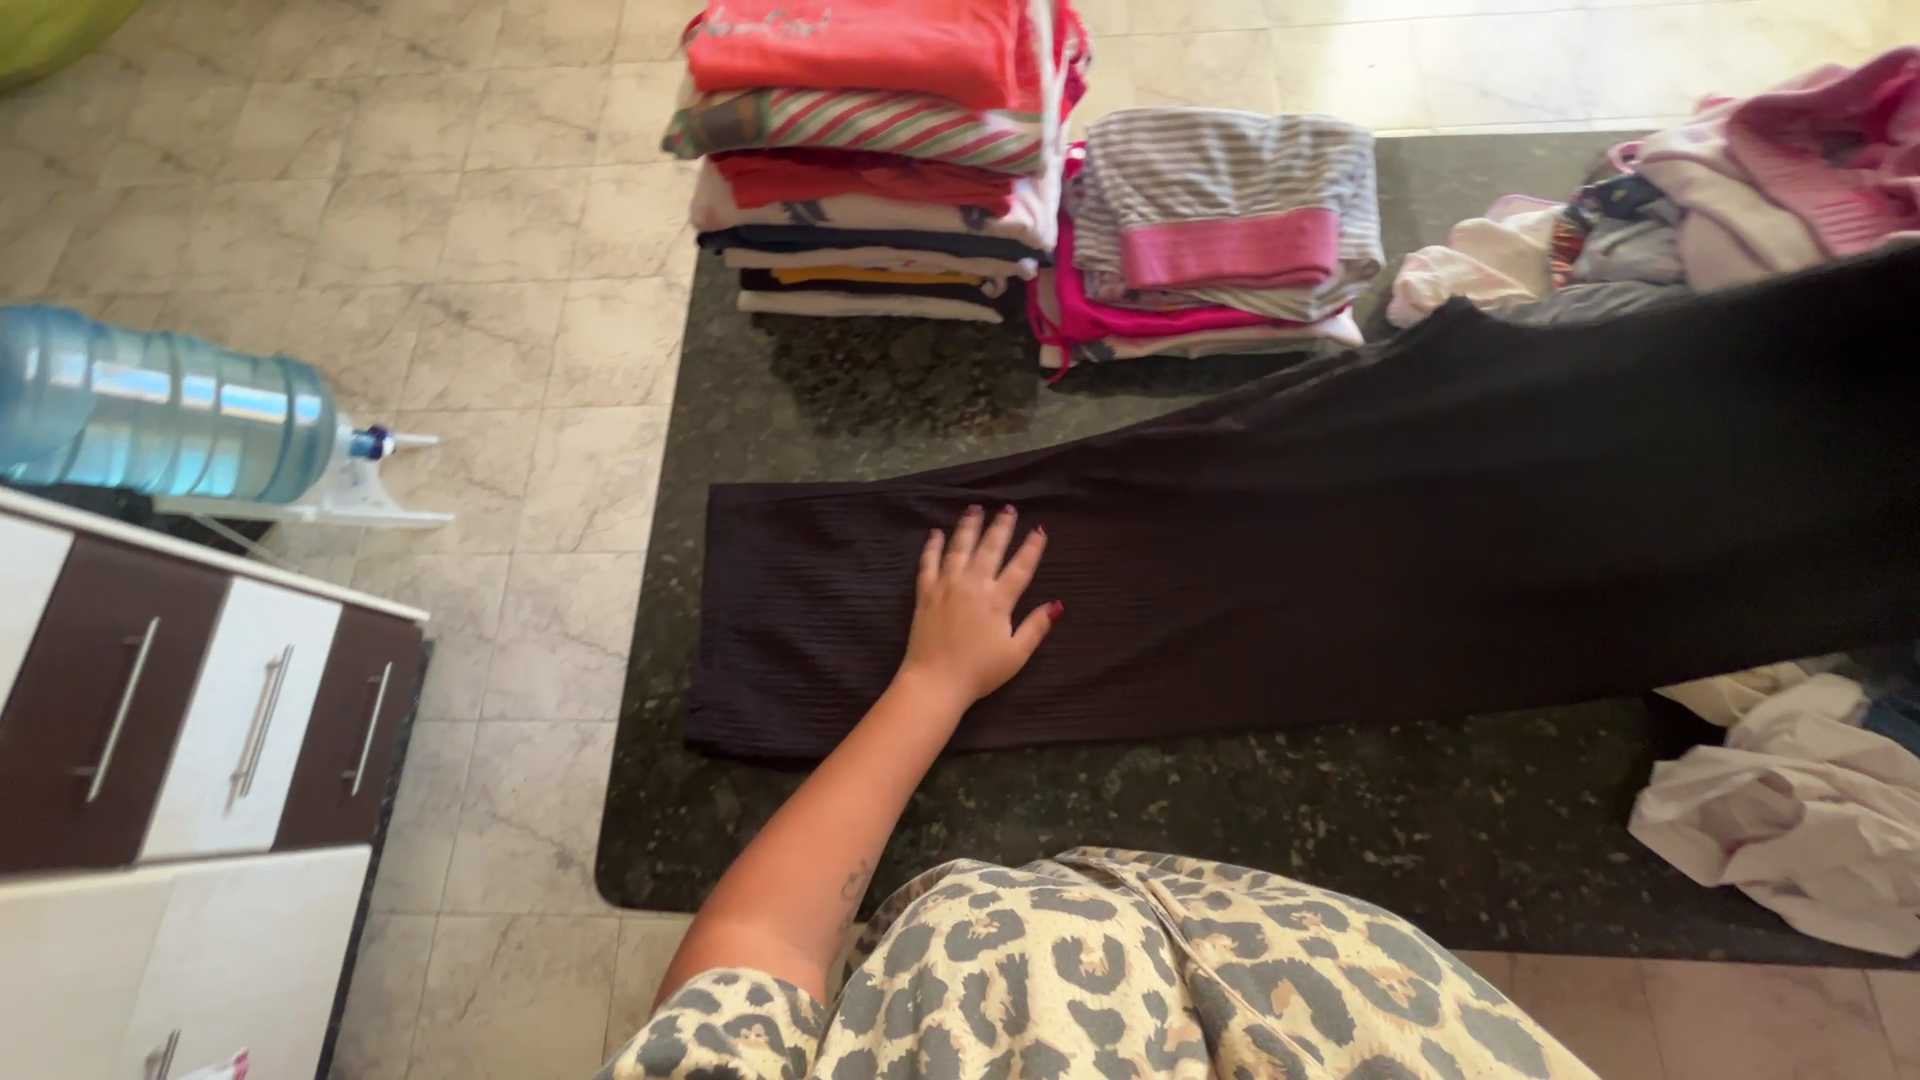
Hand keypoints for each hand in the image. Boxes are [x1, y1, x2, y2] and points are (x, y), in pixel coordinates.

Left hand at [898, 505, 1058, 705]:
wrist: (935, 680)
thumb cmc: (980, 671)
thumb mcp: (1016, 654)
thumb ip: (1036, 626)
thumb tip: (1057, 604)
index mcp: (999, 600)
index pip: (1020, 566)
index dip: (1032, 547)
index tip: (1040, 529)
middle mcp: (973, 584)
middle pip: (990, 548)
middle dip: (1001, 526)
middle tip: (1008, 508)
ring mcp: (947, 585)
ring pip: (959, 547)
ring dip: (969, 526)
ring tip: (975, 508)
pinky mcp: (925, 592)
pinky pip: (928, 562)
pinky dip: (932, 545)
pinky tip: (936, 532)